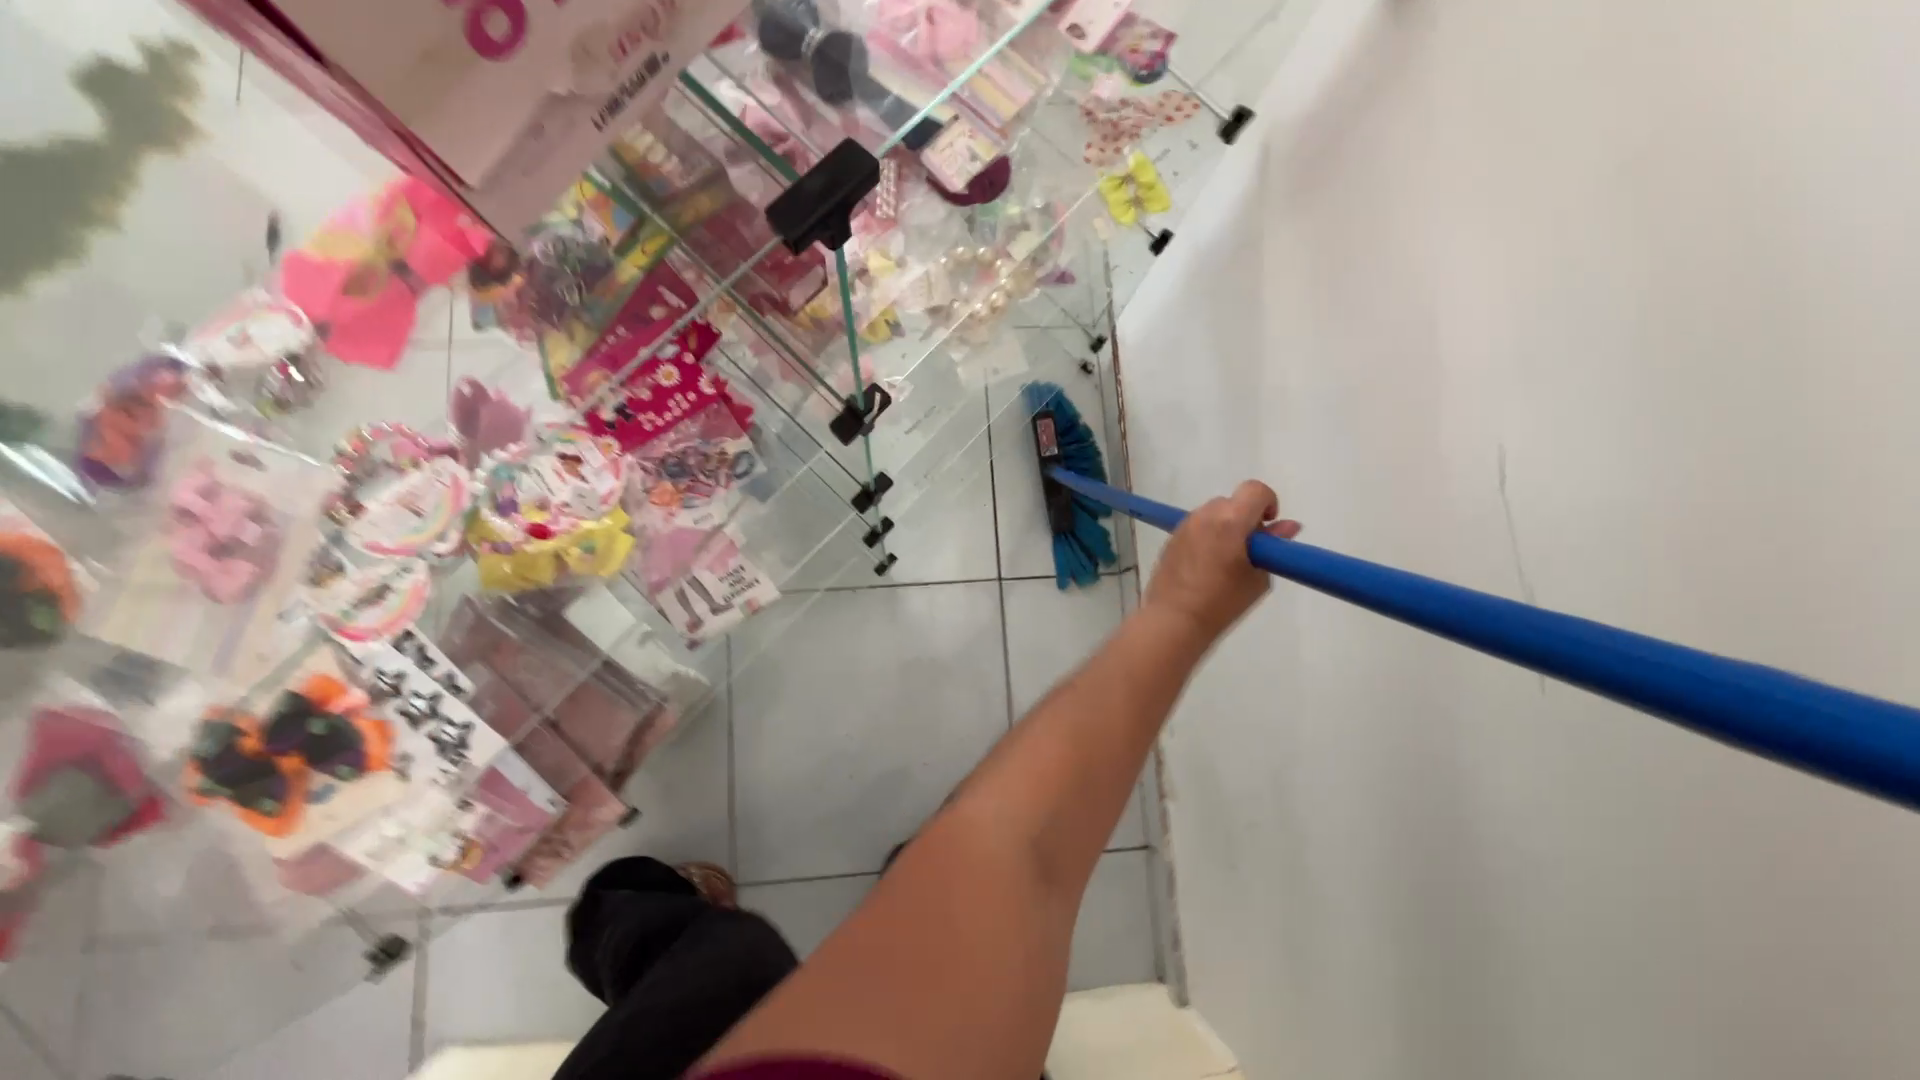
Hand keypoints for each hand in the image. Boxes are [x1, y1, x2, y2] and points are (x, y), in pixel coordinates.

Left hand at [1142, 481, 1301, 645]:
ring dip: (1225, 527)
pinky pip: (1197, 527)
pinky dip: (1207, 537)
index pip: (1255, 489)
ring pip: (1213, 514)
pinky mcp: (1171, 538)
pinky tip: (1205, 567)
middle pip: (1233, 503)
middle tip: (1249, 551)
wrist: (1174, 619)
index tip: (1268, 530)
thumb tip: (1286, 527)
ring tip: (1225, 562)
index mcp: (1230, 520)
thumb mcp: (1257, 577)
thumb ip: (1273, 547)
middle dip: (1245, 519)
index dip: (1268, 503)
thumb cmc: (1222, 602)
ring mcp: (1184, 525)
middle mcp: (1205, 515)